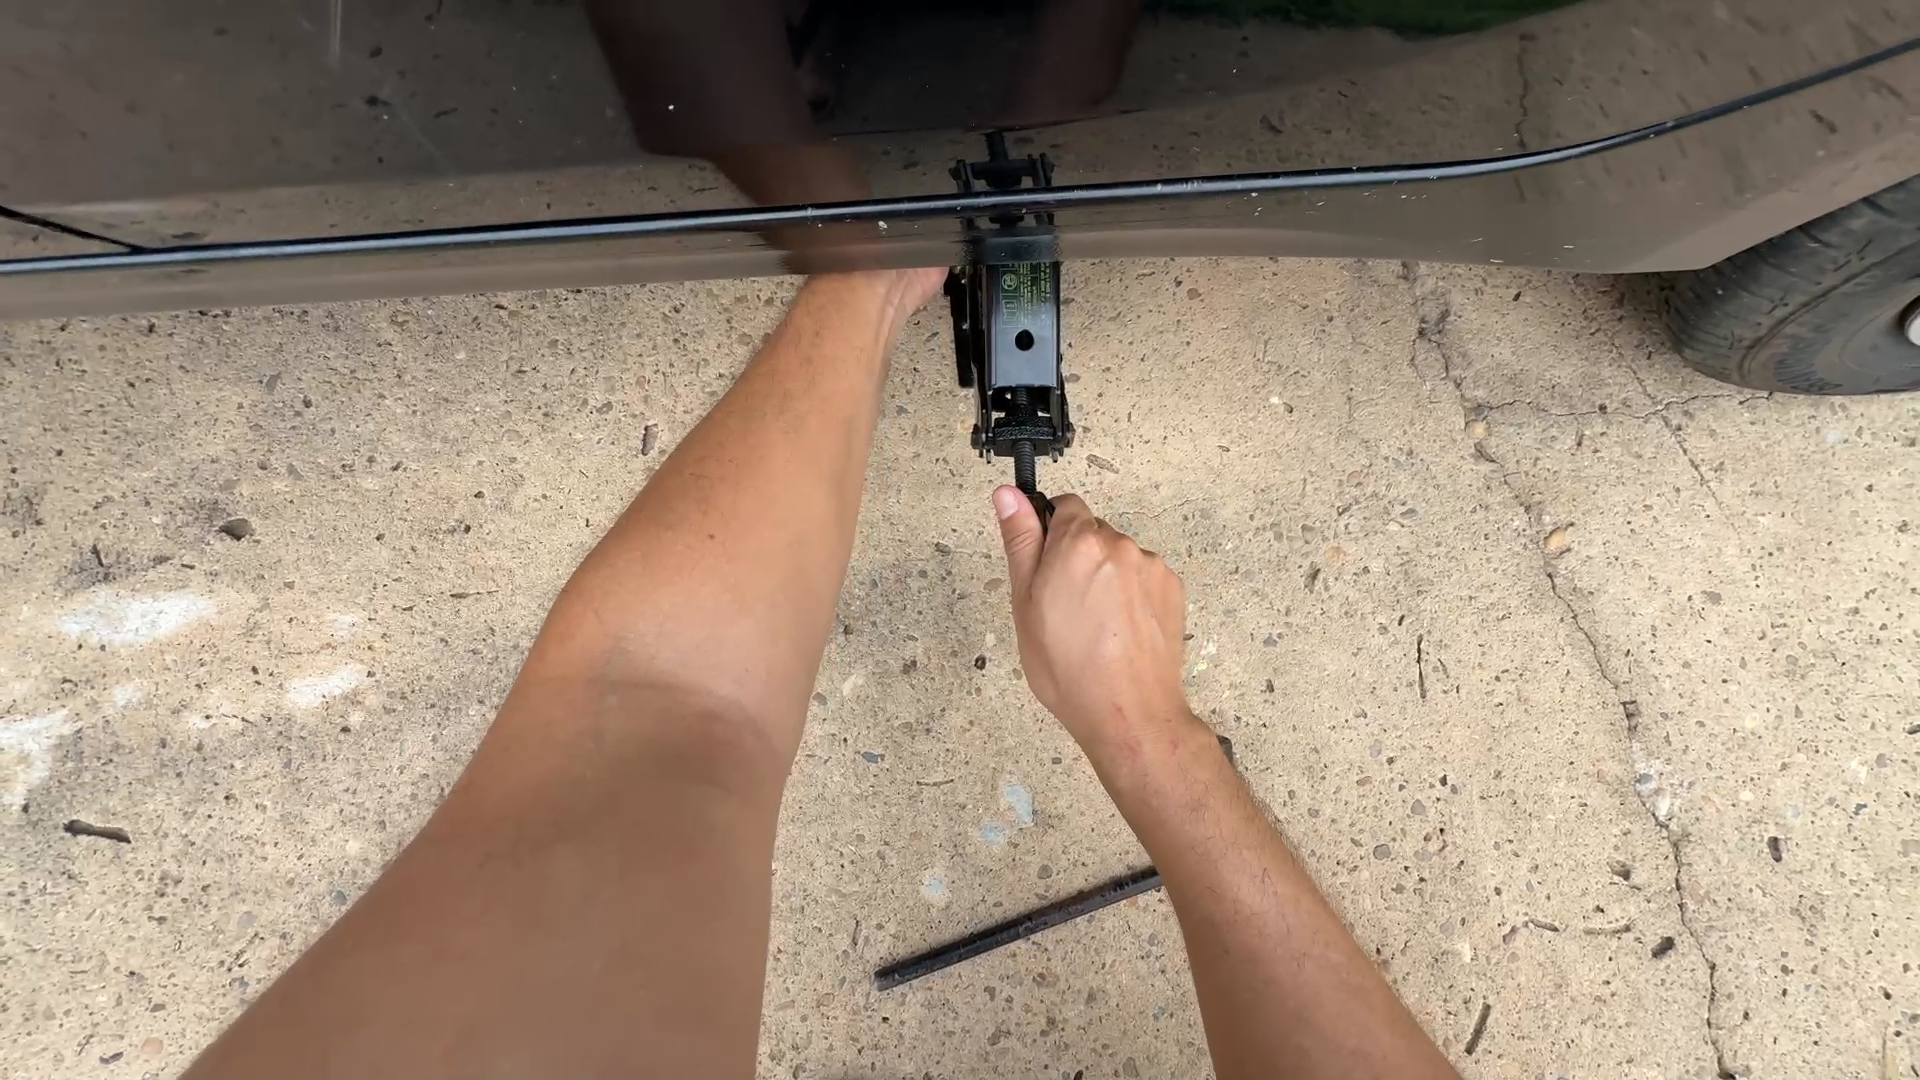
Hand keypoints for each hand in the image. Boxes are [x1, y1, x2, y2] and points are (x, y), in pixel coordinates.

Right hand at [992, 487, 1194, 756]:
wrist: (1127, 711)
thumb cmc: (1068, 665)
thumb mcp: (1025, 602)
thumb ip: (1020, 540)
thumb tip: (1008, 493)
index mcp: (1079, 542)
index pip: (1064, 505)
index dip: (1050, 532)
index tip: (1044, 564)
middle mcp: (1120, 544)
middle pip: (1092, 532)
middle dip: (1076, 557)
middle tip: (1063, 604)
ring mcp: (1151, 567)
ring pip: (1118, 557)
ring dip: (1105, 576)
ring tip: (1093, 624)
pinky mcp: (1172, 589)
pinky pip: (1143, 577)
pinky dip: (1130, 594)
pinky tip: (1118, 630)